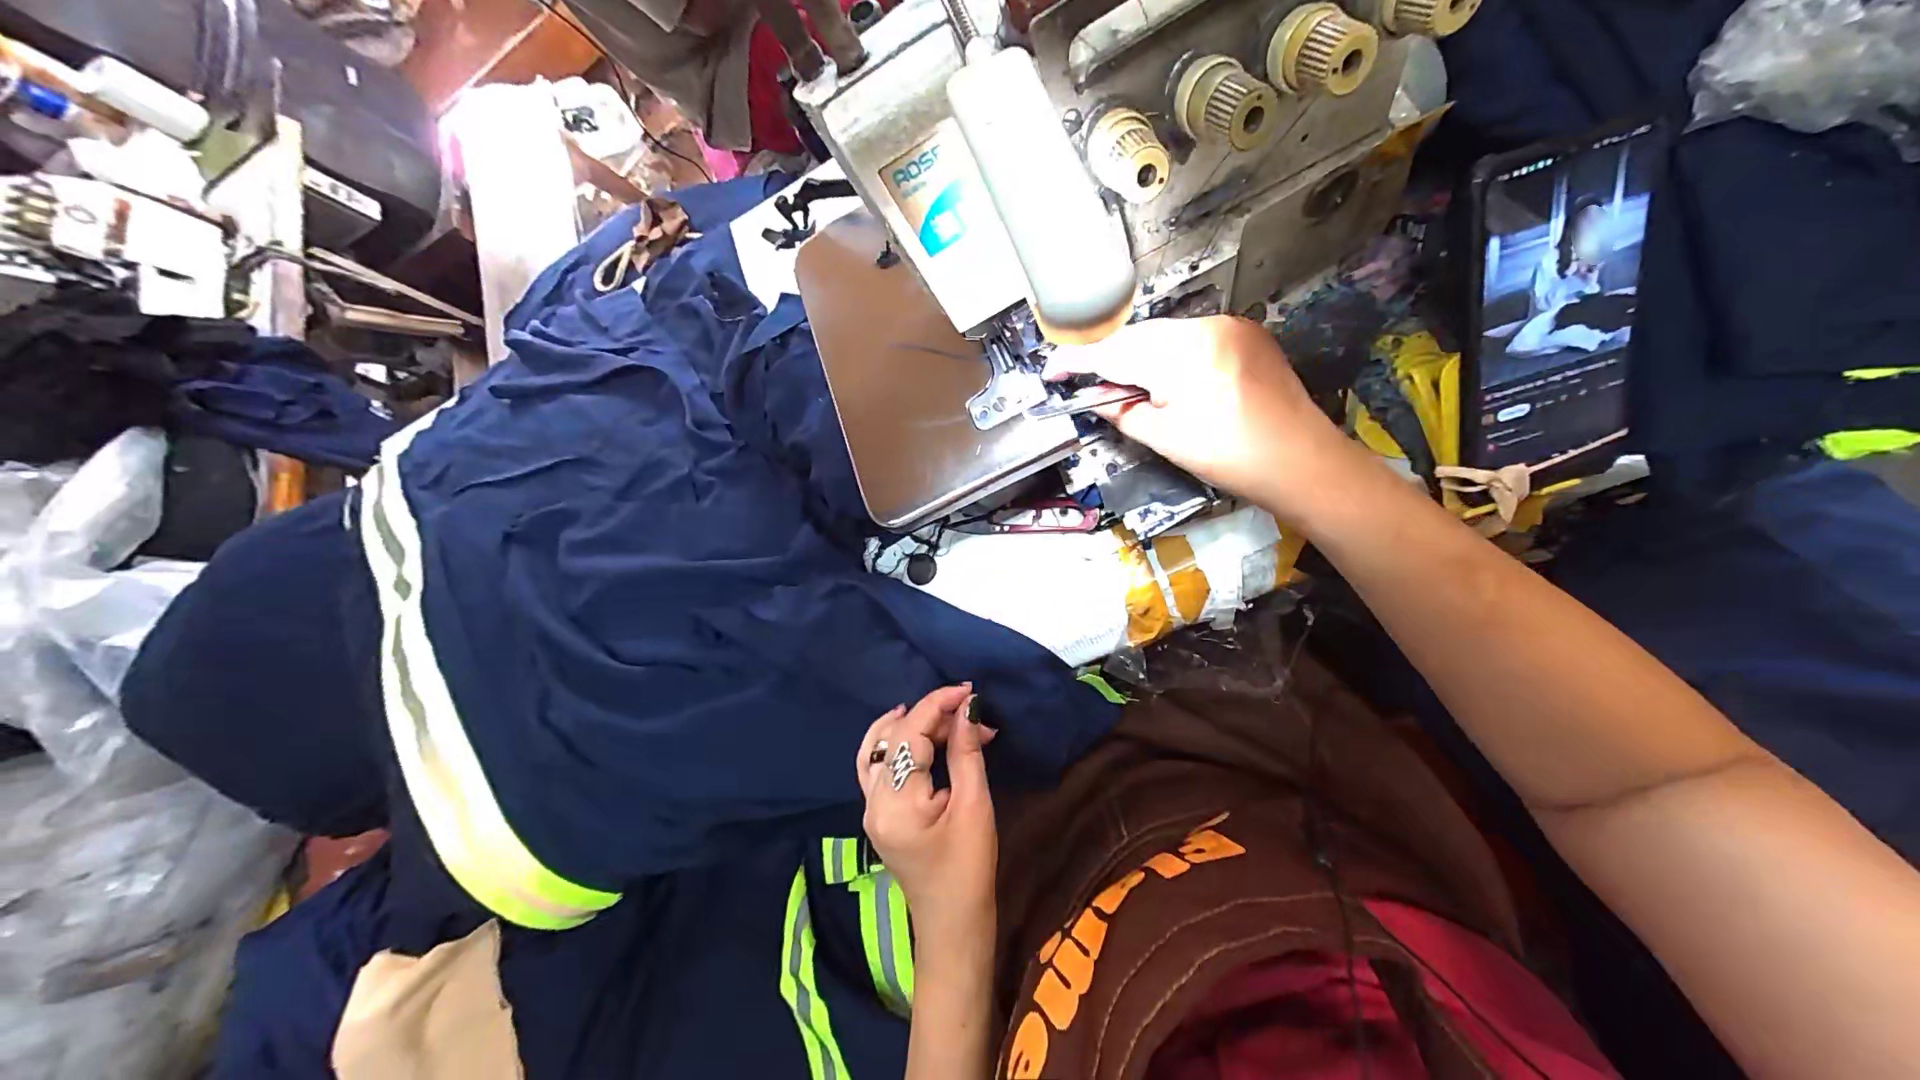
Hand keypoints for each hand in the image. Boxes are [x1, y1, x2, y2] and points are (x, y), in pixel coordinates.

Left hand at [856, 685, 997, 941]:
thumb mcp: (975, 806)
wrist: (953, 922)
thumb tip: (967, 709)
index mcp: (895, 804)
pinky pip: (875, 765)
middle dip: (934, 718)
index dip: (937, 705)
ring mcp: (870, 808)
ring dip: (913, 726)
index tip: (969, 691)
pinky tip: (911, 729)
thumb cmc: (970, 869)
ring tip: (948, 718)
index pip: (910, 735)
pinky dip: (892, 742)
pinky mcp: (877, 813)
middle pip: (895, 738)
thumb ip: (966, 753)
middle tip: (975, 717)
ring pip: (880, 748)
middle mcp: (873, 802)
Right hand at [1043, 316, 1375, 525]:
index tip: (1053, 370)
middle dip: (1110, 356)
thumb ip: (1121, 411)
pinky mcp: (1245, 332)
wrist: (1301, 460)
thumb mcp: (1165, 439)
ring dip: (1139, 353)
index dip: (1078, 361)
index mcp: (1181, 356)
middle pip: (1138, 336)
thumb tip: (1091, 396)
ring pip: (1164, 333)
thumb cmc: (1231, 457)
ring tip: (1128, 383)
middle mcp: (1205, 329)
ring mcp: (1228, 326)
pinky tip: (1166, 375)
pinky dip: (1170, 351)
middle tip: (1088, 381)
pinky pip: (1192, 335)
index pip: (1114, 353)